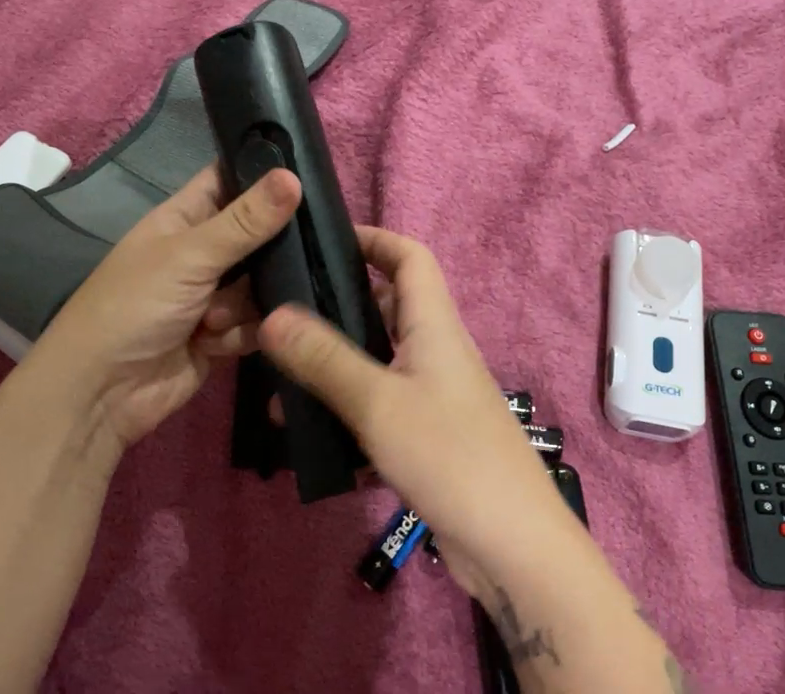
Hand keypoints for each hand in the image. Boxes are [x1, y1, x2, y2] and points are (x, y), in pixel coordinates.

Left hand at [30, 166, 300, 447]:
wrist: (103, 392)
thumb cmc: (134, 306)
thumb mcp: (190, 255)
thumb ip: (246, 221)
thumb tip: (294, 176)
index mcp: (184, 218)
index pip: (230, 179)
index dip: (264, 173)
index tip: (307, 174)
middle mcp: (203, 252)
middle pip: (259, 235)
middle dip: (271, 250)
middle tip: (280, 259)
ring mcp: (214, 294)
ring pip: (262, 283)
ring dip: (246, 302)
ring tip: (214, 319)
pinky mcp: (223, 334)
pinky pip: (257, 322)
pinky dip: (241, 333)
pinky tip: (215, 344)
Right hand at [254, 228, 583, 589]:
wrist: (512, 546)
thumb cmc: (449, 456)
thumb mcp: (378, 403)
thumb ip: (324, 359)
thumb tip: (273, 314)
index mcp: (434, 325)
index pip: (410, 257)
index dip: (373, 238)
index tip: (323, 241)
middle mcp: (436, 352)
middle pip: (385, 311)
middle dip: (335, 313)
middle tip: (281, 324)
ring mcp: (435, 398)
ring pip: (376, 367)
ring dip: (333, 376)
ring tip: (281, 394)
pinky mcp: (429, 439)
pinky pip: (380, 414)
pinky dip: (348, 421)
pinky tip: (311, 445)